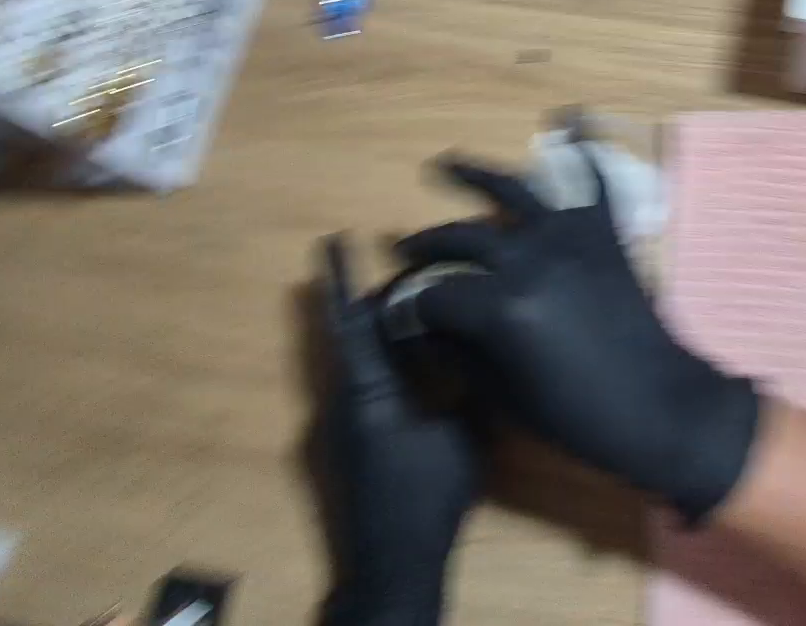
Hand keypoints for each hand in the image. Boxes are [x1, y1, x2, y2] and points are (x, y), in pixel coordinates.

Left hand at [316, 235, 478, 625]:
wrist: (391, 566)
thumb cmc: (430, 497)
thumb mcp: (464, 436)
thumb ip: (464, 385)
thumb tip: (471, 343)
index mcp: (369, 390)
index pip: (351, 320)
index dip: (341, 277)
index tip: (334, 239)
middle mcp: (342, 399)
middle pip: (352, 334)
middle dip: (375, 301)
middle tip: (413, 276)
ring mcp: (336, 424)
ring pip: (356, 359)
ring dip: (381, 333)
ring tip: (419, 313)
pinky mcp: (343, 443)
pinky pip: (360, 383)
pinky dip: (382, 362)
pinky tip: (415, 365)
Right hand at [394, 149, 760, 523]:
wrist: (658, 406)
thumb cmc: (578, 414)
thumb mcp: (505, 395)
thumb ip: (459, 352)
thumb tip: (427, 327)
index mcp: (502, 306)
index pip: (435, 296)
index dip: (410, 309)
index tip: (399, 316)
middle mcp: (531, 258)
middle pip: (462, 238)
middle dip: (426, 244)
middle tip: (406, 248)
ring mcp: (571, 239)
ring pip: (514, 191)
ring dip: (475, 174)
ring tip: (446, 163)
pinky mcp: (606, 235)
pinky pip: (594, 184)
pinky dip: (584, 156)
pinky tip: (572, 126)